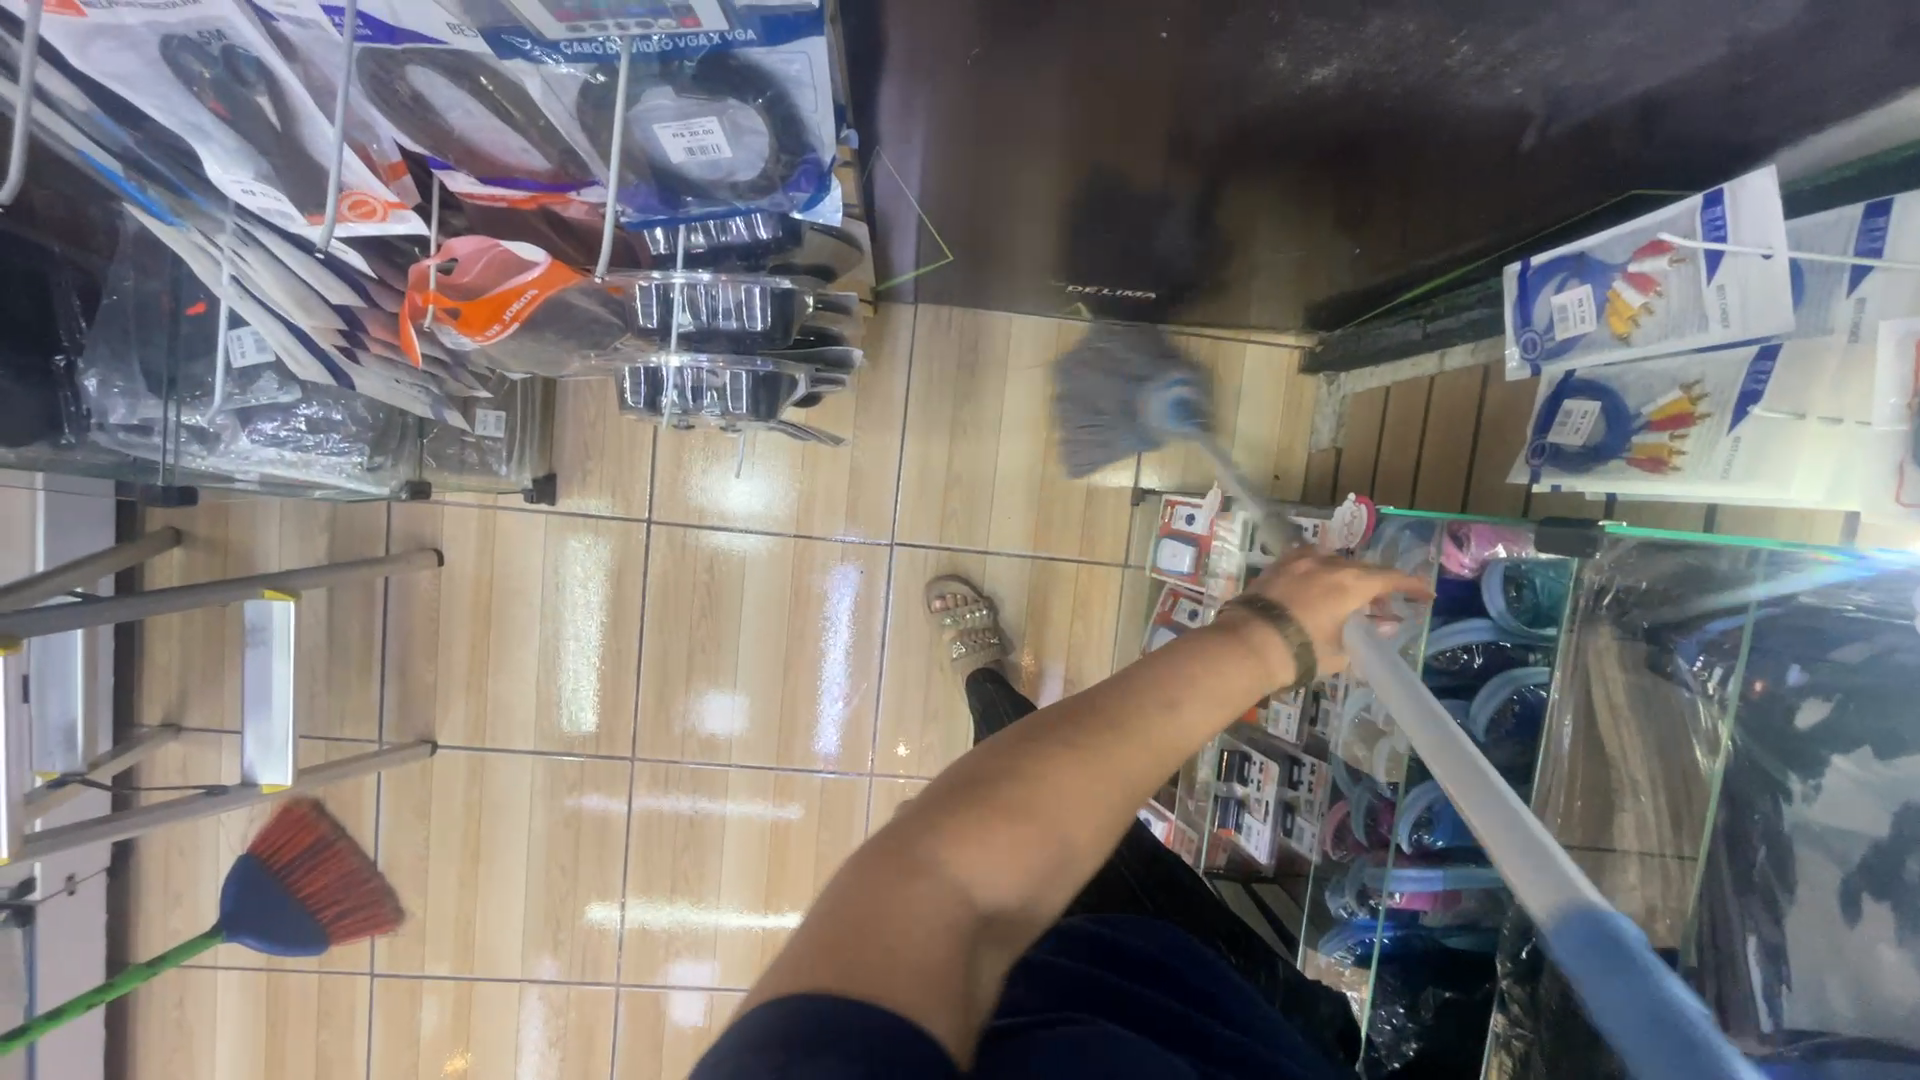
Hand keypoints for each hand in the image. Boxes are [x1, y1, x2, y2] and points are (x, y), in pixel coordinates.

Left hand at [1227, 552, 1433, 677]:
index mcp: (1351, 582)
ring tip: (1346, 596)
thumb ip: (1366, 636)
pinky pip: (1303, 561)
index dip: (1412, 586)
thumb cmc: (1301, 652)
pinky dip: (1317, 570)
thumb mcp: (1341, 652)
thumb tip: (1386, 624)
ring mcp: (1297, 562)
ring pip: (1331, 561)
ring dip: (1344, 575)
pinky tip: (1314, 585)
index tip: (1425, 595)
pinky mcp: (1274, 567)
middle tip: (1380, 606)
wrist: (1247, 644)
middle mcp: (1326, 564)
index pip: (1391, 578)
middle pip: (1361, 569)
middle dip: (1375, 585)